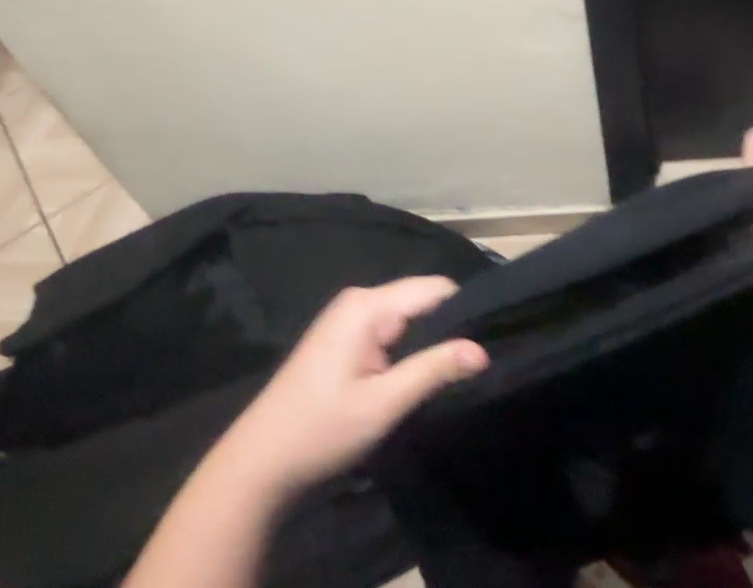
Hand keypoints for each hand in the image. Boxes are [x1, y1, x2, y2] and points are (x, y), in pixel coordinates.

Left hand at [228, 276, 487, 497]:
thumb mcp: (384, 403)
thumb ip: (434, 369)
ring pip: (410, 316)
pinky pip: (392, 329)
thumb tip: (483, 349)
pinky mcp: (346, 338)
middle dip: (451, 327)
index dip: (467, 311)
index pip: (436, 288)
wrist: (259, 464)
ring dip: (432, 340)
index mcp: (367, 306)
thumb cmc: (321, 430)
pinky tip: (424, 373)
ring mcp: (349, 318)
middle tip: (478, 362)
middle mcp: (359, 301)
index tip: (494, 340)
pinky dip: (411, 348)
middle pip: (423, 299)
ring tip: (458, 369)